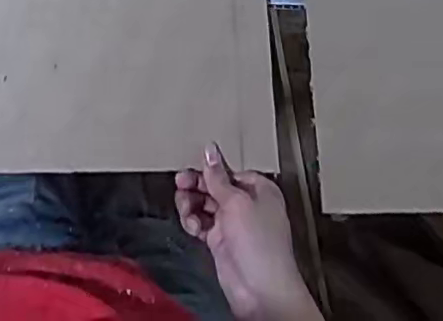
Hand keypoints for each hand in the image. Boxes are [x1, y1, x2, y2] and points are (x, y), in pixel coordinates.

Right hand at [175, 143, 322, 320]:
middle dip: (196, 186)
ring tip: (185, 208)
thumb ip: (218, 176)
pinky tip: (191, 226)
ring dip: (191, 204)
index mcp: (258, 189)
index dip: (210, 170)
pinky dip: (193, 222)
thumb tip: (210, 150)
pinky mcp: (221, 242)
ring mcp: (233, 224)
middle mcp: (246, 205)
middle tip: (181, 183)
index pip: (228, 171)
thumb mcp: (236, 202)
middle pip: (214, 186)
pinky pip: (202, 223)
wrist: (261, 293)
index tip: (193, 169)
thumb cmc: (260, 245)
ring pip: (204, 204)